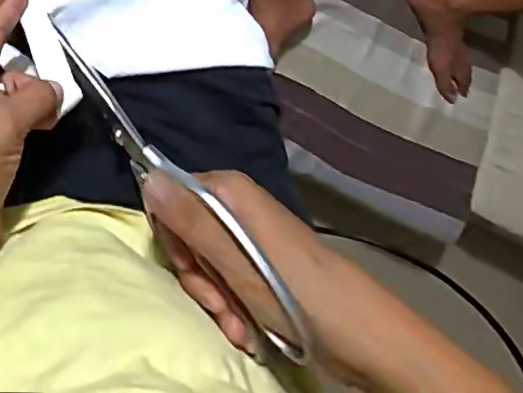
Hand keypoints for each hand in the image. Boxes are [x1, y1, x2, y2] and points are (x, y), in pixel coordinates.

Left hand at [0, 0, 61, 273]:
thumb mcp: (6, 120)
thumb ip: (35, 96)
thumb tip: (52, 87)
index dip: (7, 11)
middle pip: (10, 64)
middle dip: (31, 73)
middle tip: (46, 96)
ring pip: (19, 91)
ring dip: (35, 99)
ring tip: (44, 119)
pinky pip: (20, 114)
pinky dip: (34, 117)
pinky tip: (44, 128)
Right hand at [144, 170, 339, 365]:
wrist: (376, 346)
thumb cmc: (302, 298)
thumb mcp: (237, 262)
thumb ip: (189, 219)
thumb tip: (147, 175)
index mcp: (226, 190)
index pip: (166, 196)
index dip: (172, 238)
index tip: (193, 274)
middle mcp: (235, 203)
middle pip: (184, 229)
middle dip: (196, 275)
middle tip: (218, 307)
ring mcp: (250, 233)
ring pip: (204, 257)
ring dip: (214, 296)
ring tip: (238, 327)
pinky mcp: (263, 261)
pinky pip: (227, 274)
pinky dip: (231, 303)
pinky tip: (247, 328)